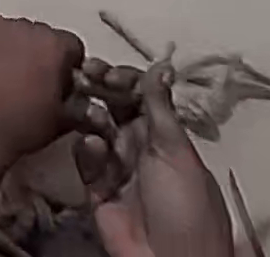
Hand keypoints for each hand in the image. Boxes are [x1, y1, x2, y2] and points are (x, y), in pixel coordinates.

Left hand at [0, 14, 84, 164]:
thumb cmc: (22, 124)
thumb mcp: (63, 119)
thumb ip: (80, 102)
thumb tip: (83, 98)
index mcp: (56, 46)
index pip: (73, 45)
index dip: (70, 65)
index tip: (63, 82)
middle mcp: (31, 27)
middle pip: (46, 36)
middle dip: (45, 55)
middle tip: (37, 81)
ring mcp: (3, 25)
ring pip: (21, 32)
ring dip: (22, 47)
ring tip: (12, 76)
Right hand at [81, 63, 235, 256]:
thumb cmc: (184, 206)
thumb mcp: (175, 150)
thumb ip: (160, 106)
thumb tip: (163, 64)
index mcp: (162, 134)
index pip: (138, 92)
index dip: (123, 78)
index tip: (110, 72)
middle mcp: (138, 144)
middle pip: (113, 103)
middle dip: (99, 86)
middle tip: (85, 74)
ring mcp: (116, 164)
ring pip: (95, 124)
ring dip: (91, 114)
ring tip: (92, 116)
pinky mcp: (96, 186)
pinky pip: (85, 157)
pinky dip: (86, 149)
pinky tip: (94, 149)